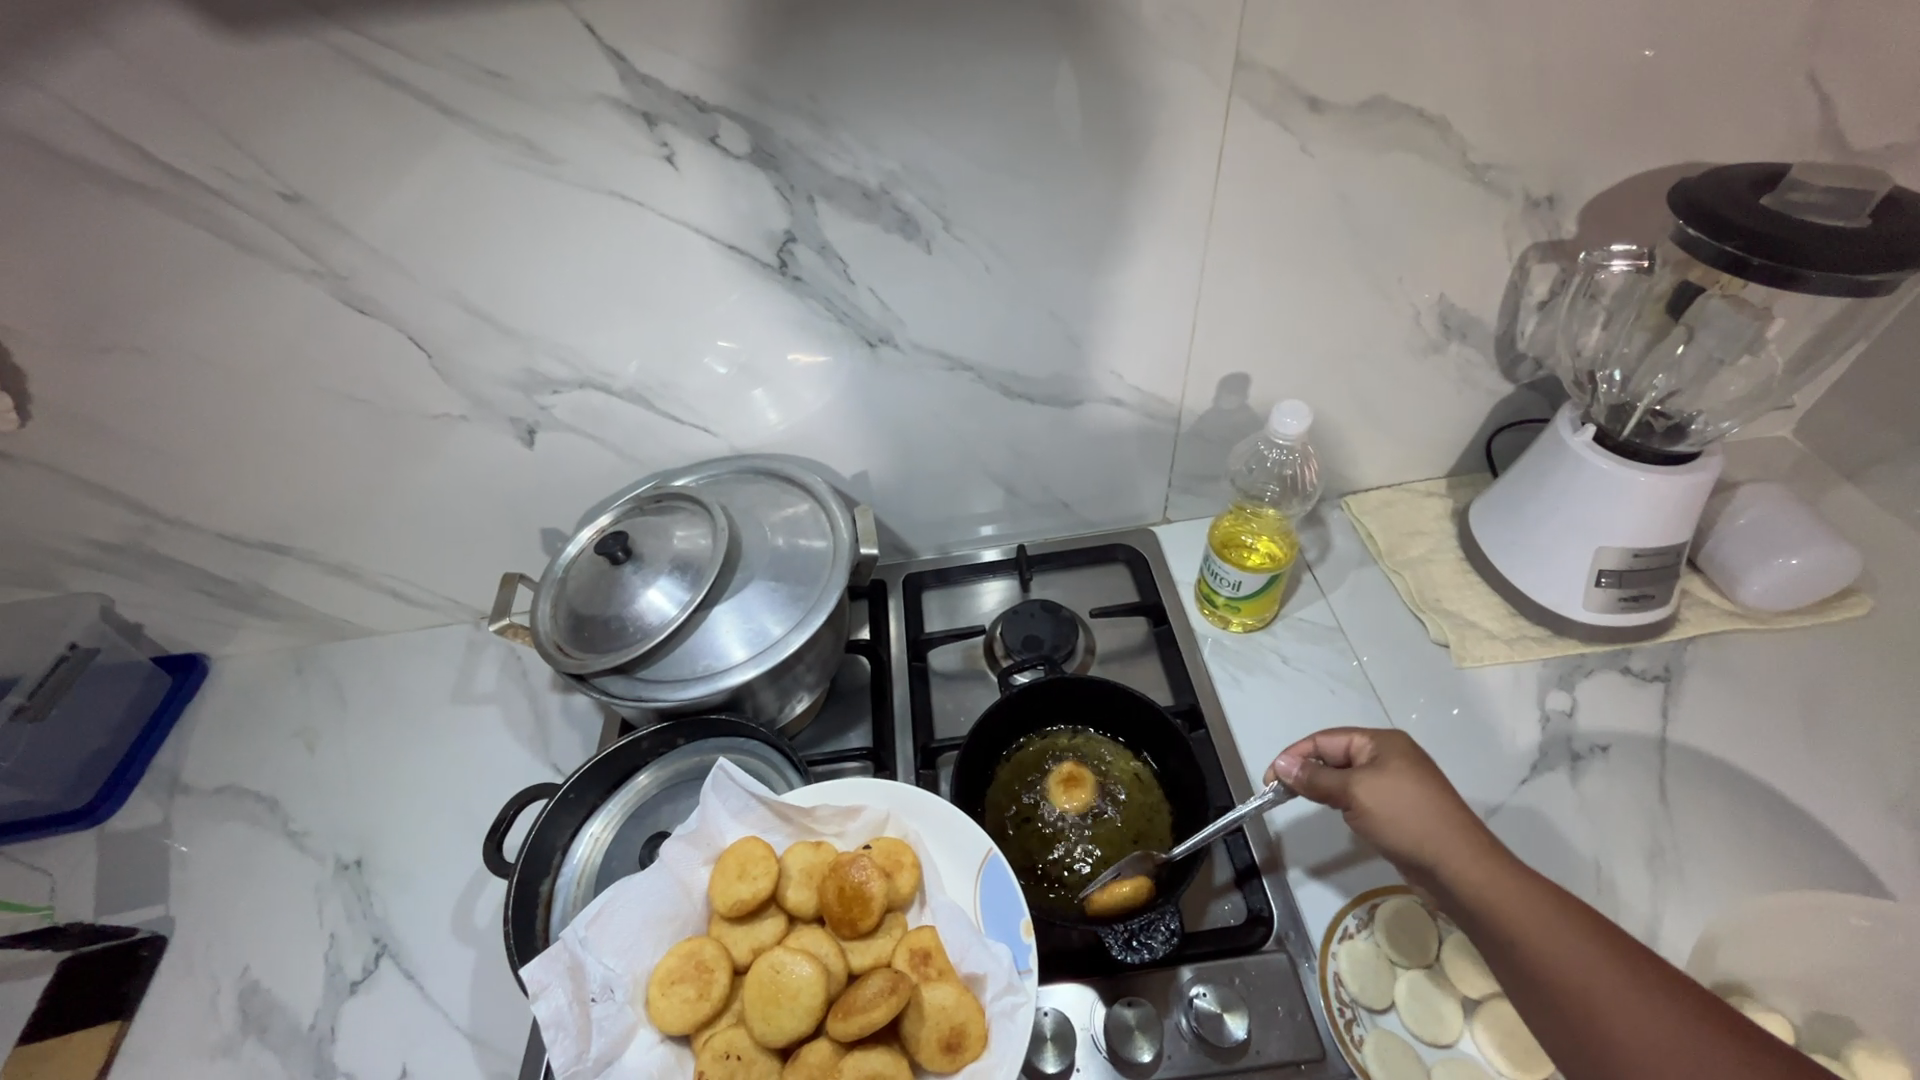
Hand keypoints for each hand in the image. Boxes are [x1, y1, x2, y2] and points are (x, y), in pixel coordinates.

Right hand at [1266, 727, 1506, 887]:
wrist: (1459, 868)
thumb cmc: (1405, 819)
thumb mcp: (1354, 793)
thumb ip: (1315, 778)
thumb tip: (1282, 765)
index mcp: (1381, 742)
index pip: (1325, 740)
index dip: (1294, 756)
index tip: (1270, 779)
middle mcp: (1389, 756)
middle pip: (1335, 756)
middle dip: (1308, 771)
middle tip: (1281, 793)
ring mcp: (1397, 783)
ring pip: (1347, 778)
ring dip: (1324, 788)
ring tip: (1304, 803)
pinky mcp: (1400, 808)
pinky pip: (1361, 797)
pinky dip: (1343, 802)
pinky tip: (1338, 815)